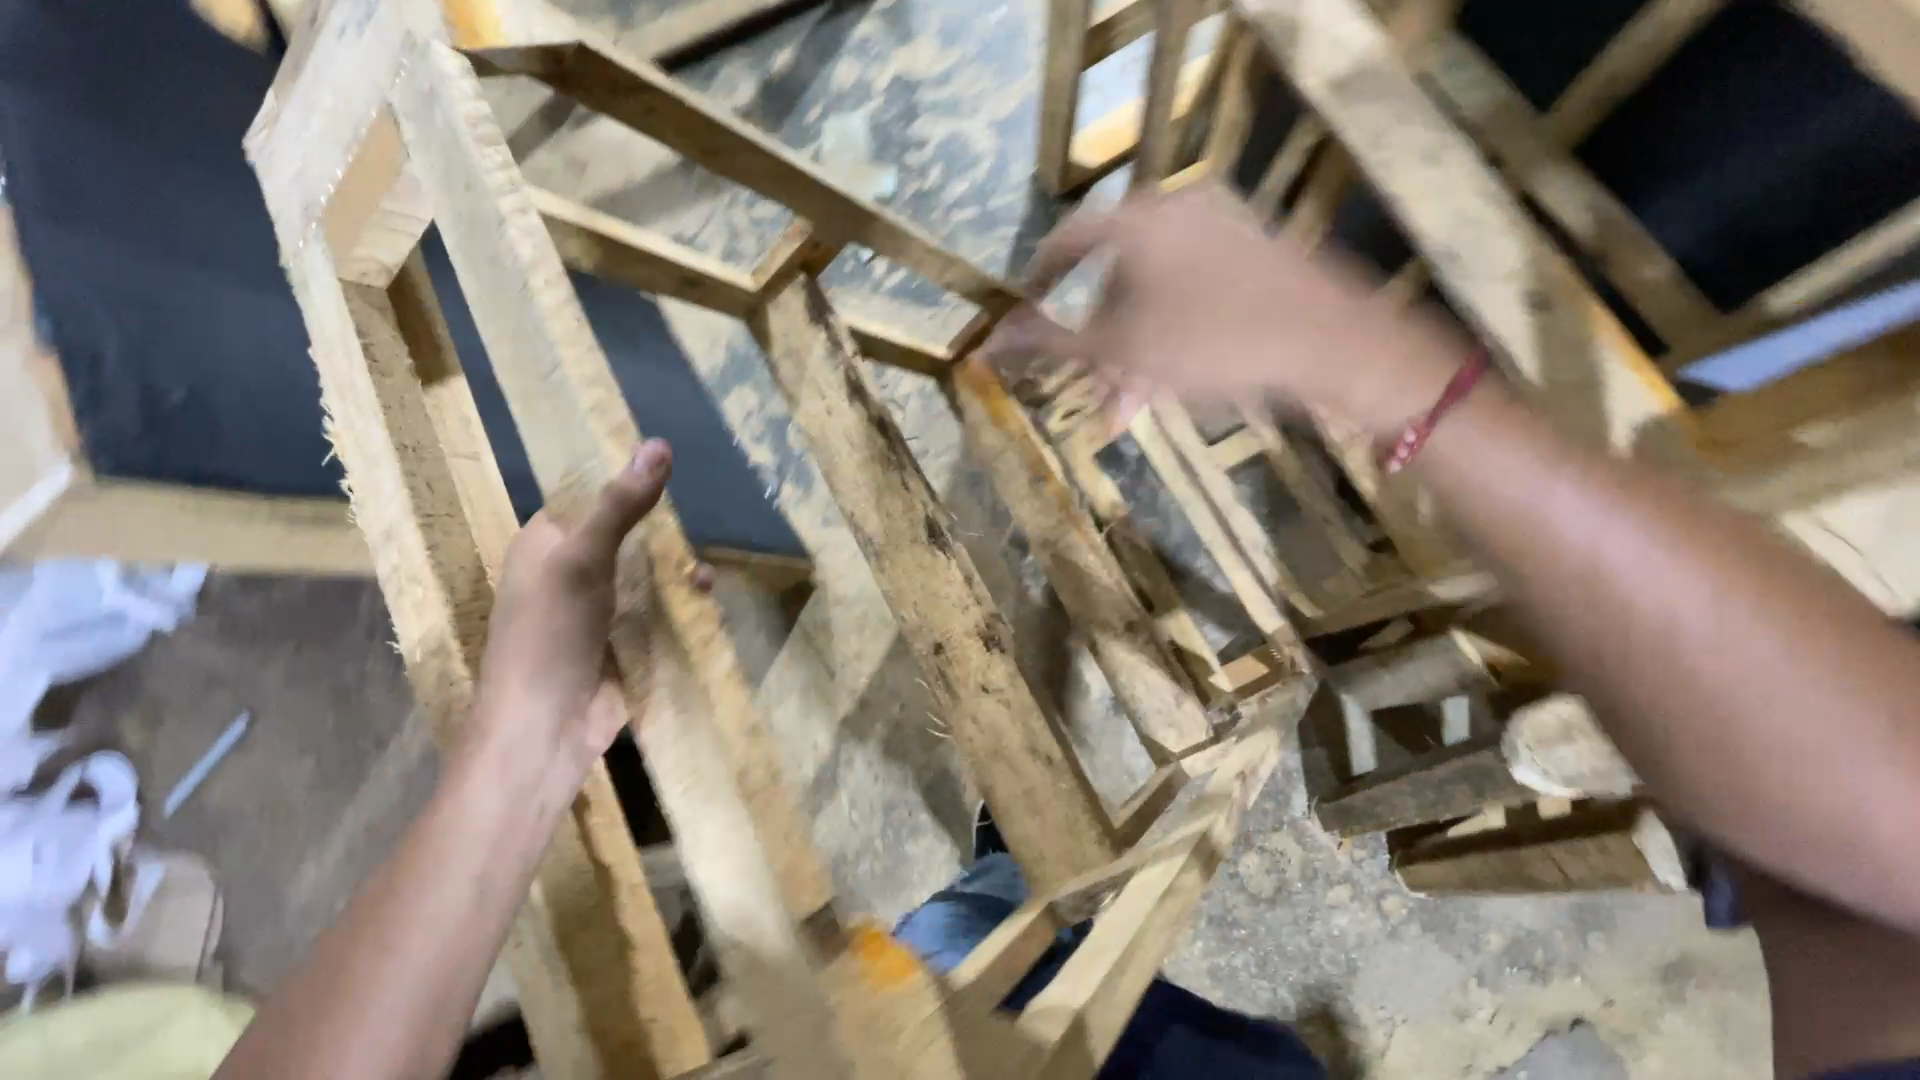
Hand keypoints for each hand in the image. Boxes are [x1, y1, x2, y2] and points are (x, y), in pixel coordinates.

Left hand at [470, 439, 674, 773]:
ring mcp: (603, 611)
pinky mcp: (628, 642)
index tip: (670, 462)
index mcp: (547, 546)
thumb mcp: (582, 559)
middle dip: (663, 530)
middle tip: (696, 518)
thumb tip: (660, 444)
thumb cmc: (549, 635)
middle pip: (628, 535)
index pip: (587, 497)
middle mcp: (574, 573)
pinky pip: (663, 611)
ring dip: (678, 571)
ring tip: (702, 575)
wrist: (546, 728)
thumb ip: (620, 505)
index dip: (624, 479)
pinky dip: (685, 604)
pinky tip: (706, 600)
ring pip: (650, 574)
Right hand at [982, 183, 1467, 437]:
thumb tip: (988, 342)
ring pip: (1154, 296)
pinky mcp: (1255, 259)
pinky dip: (1171, 338)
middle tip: (1091, 387)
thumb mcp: (1120, 350)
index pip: (1066, 242)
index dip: (1040, 282)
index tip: (1029, 316)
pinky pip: (1192, 297)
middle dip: (1096, 342)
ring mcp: (1222, 233)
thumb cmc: (1213, 342)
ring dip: (1133, 353)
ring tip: (1129, 407)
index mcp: (1138, 221)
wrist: (1332, 343)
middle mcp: (1178, 214)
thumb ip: (1050, 343)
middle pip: (1114, 278)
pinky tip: (1169, 387)